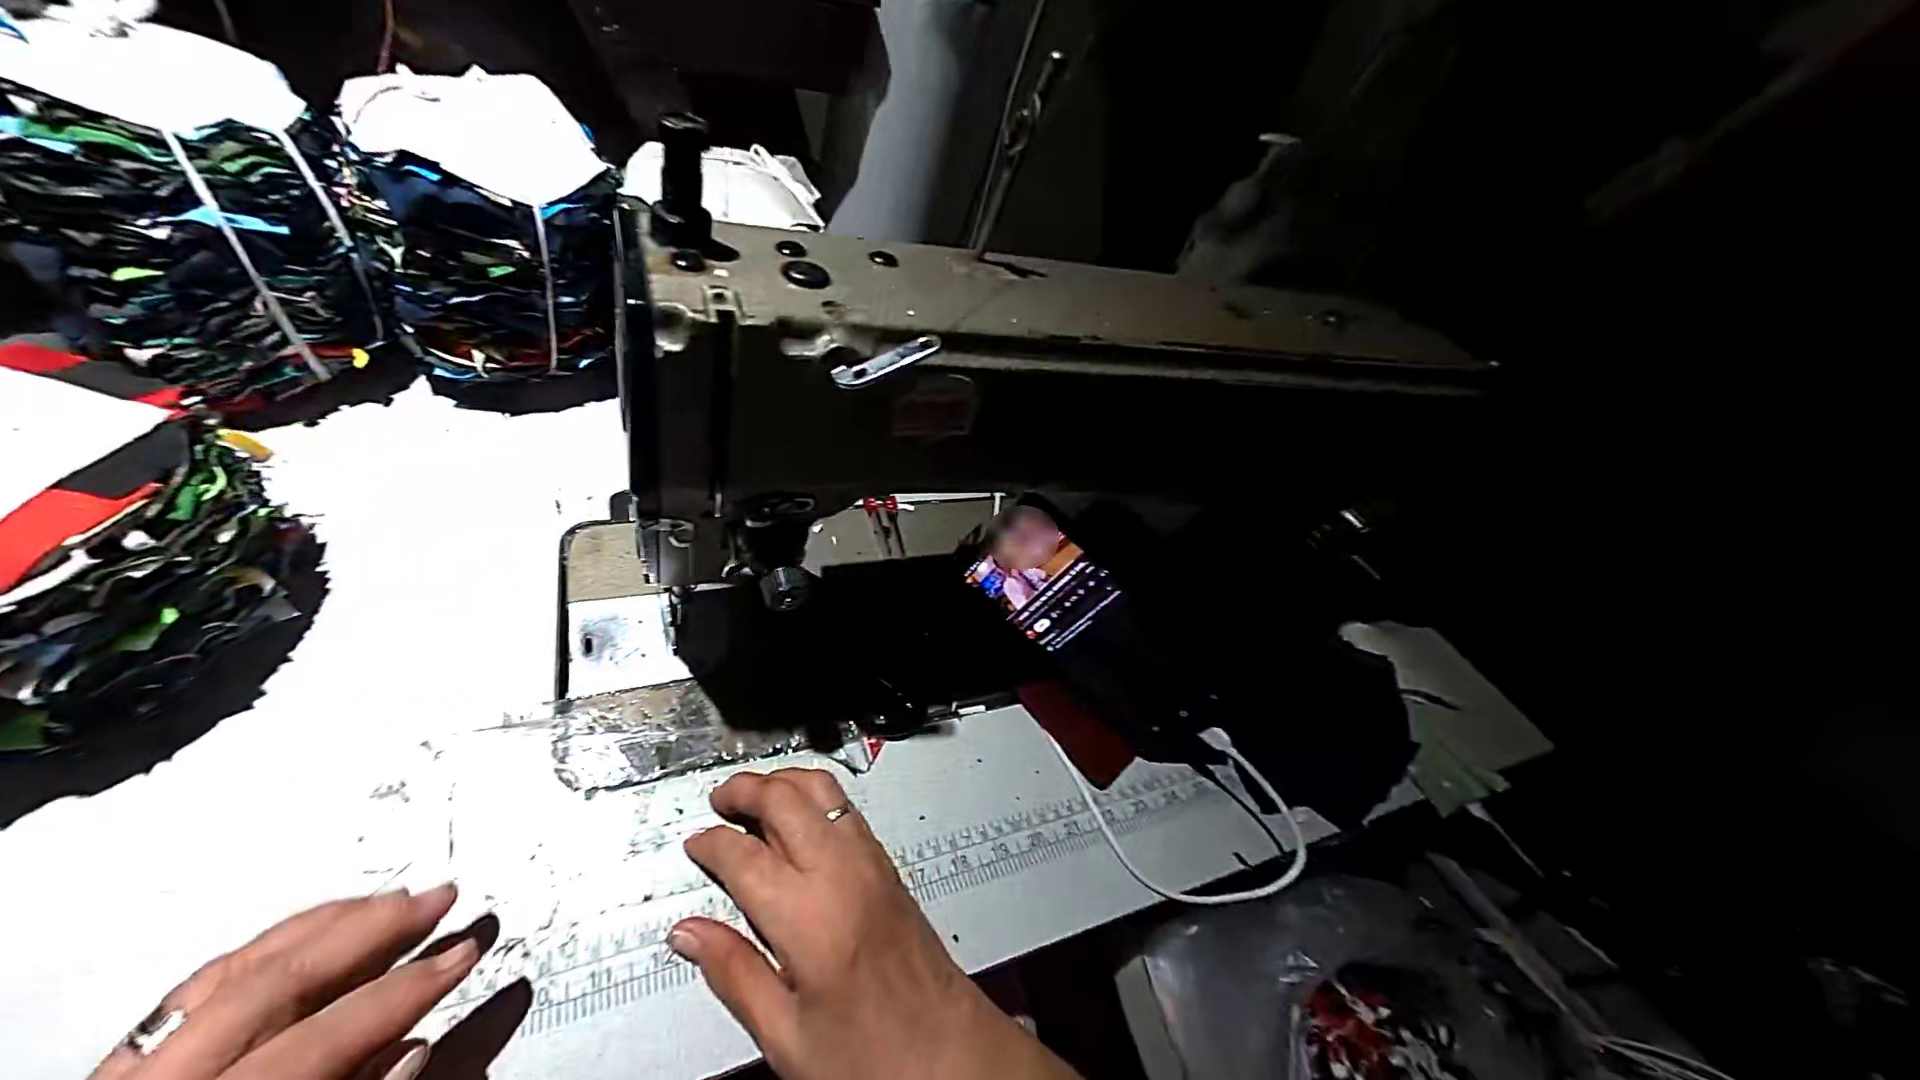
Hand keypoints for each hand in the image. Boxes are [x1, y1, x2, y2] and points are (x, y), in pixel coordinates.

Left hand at [90, 884, 481, 1079]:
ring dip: (333, 924)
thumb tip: (413, 1049)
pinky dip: (280, 942)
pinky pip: (205, 980)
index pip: (316, 1042)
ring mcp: (126, 1071)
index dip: (401, 993)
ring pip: (237, 971)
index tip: (464, 953)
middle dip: (372, 932)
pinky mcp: (125, 1060)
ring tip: (399, 898)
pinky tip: (327, 924)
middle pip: (272, 987)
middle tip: (442, 897)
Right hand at [673, 768, 1081, 1079]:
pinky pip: (846, 807)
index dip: (711, 843)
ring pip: (822, 790)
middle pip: (785, 799)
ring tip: (756, 792)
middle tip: (719, 800)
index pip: (744, 855)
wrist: (946, 1048)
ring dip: (783, 782)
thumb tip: (690, 936)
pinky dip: (814, 794)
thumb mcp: (787, 1034)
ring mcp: (870, 861)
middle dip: (745, 789)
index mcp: (809, 919)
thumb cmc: (875, 1053)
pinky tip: (800, 811)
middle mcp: (842, 874)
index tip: (696, 844)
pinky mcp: (887, 863)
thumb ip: (734, 974)